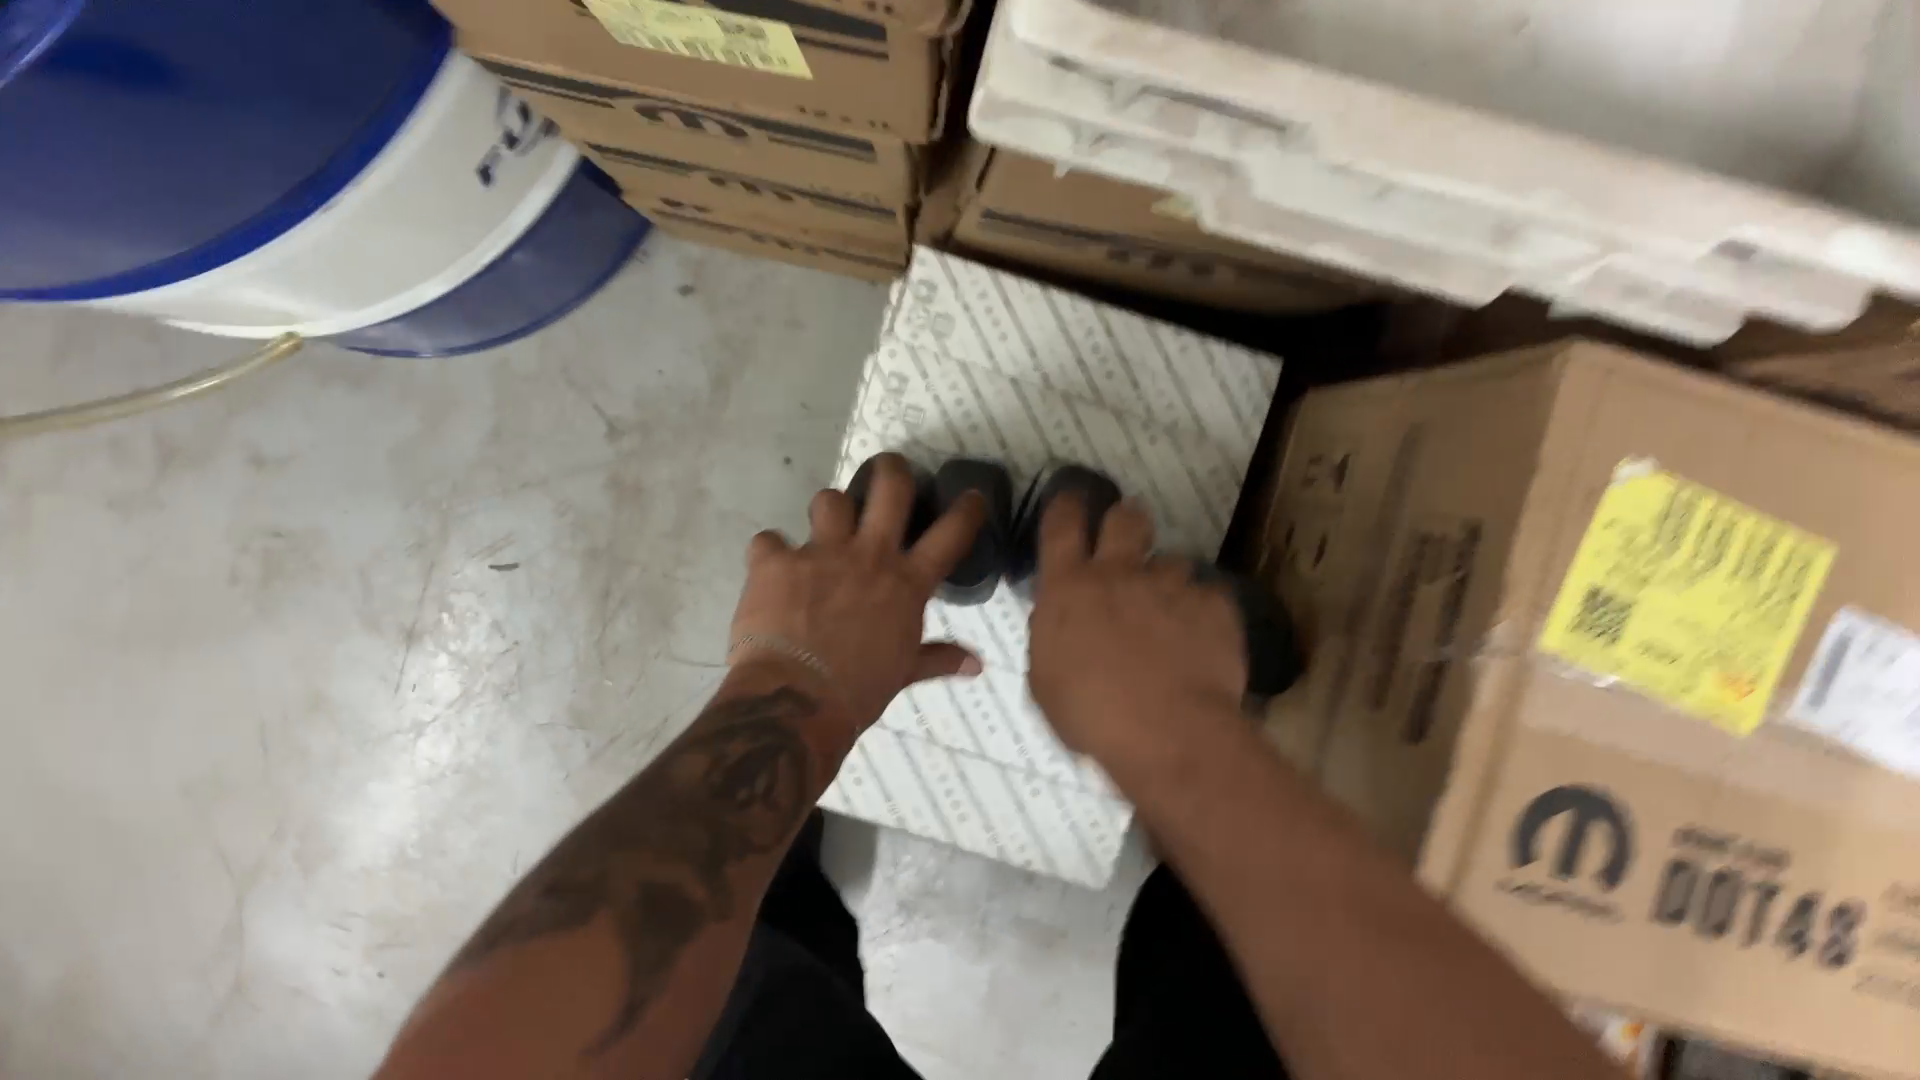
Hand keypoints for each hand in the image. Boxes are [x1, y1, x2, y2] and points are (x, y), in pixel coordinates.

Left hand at [728, 454, 985, 745]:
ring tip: (826, 523)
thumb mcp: (903, 674)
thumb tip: (975, 665)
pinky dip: (770, 552)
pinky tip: (770, 567)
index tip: (971, 496)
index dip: (966, 510)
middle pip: (890, 488)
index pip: (950, 535)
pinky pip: (769, 540)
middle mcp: (868, 556)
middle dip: (892, 470)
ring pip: (829, 500)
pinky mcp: (775, 561)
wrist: (796, 700)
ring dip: (829, 510)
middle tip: (889, 470)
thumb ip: (938, 659)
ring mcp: (820, 553)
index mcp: (906, 584)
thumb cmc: (858, 691)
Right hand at [1027, 496, 1246, 768]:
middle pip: (1125, 520)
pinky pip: (1208, 598)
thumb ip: (1052, 638)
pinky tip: (1202, 643)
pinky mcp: (1214, 606)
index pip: (1062, 526)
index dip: (1066, 505)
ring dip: (1167, 583)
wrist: (1168, 734)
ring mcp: (1170, 587)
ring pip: (1172, 564)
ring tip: (1171, 617)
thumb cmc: (1091, 716)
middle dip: (1126, 519)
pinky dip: (1203, 615)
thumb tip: (1059, 620)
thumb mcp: (1046, 680)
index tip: (1072, 497)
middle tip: (1128, 536)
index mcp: (1070, 590)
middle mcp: (1119, 575)